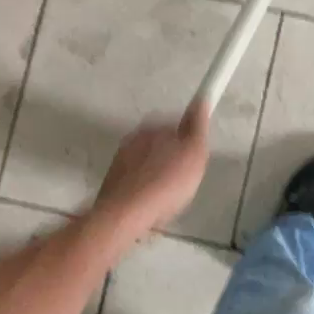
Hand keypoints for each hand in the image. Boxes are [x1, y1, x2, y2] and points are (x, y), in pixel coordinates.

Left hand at [90, 103, 211, 240]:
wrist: (125, 213)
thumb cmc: (166, 182)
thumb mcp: (194, 153)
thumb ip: (198, 125)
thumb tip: (201, 99)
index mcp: (153, 126)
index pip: (176, 124)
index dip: (188, 141)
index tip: (194, 160)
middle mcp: (133, 137)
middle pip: (160, 143)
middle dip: (172, 157)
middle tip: (184, 179)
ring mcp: (120, 159)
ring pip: (146, 162)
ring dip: (156, 173)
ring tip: (168, 195)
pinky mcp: (111, 180)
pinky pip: (135, 180)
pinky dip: (144, 187)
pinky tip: (151, 203)